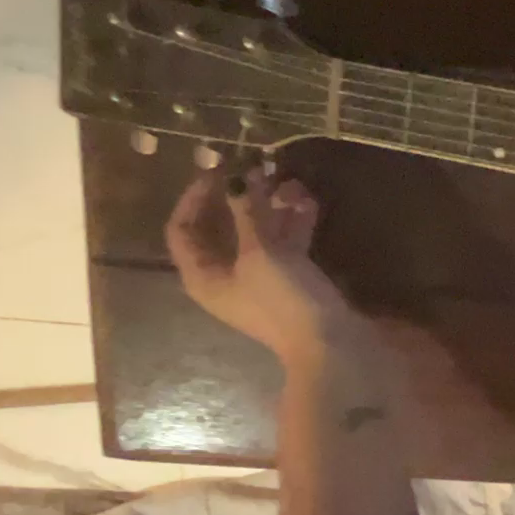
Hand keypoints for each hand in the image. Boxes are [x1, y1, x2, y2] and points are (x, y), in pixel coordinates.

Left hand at [165, 168, 351, 365]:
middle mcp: (227, 276)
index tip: (219, 170)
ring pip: (260, 234)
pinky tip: (308, 203)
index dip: (196, 196)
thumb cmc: (283, 301)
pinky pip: (287, 245)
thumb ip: (247, 212)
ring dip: (273, 208)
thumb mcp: (260, 254)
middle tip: (259, 170)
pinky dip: (295, 224)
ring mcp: (262, 279)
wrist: (331, 344)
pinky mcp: (294, 281)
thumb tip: (238, 178)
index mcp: (203, 275)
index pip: (183, 228)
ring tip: (291, 183)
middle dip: (242, 198)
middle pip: (224, 228)